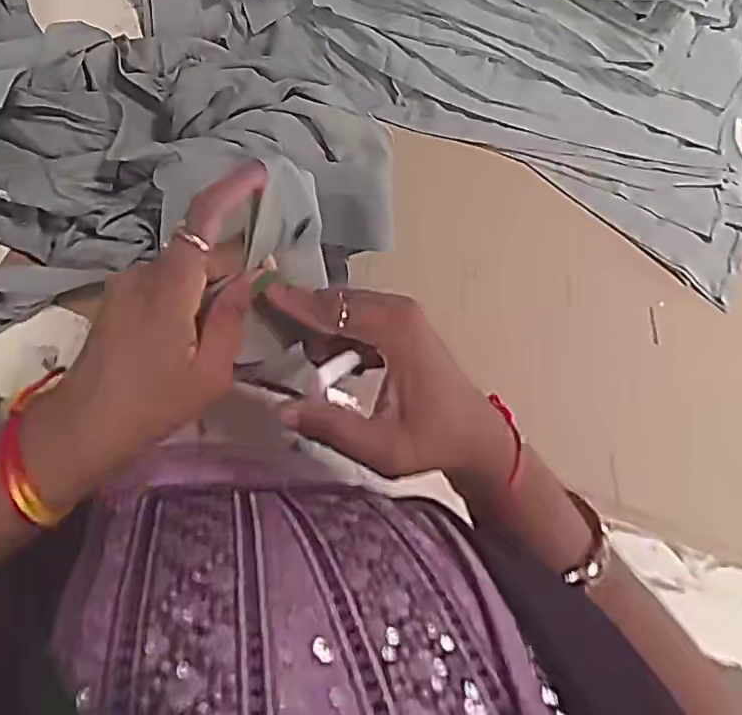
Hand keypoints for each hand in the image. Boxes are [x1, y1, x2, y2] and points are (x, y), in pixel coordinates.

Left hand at [23, 160, 267, 500]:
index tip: (258, 173)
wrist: (80, 426)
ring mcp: (126, 283)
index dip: (231, 190)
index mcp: (169, 287)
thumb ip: (231, 318)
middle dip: (231, 262)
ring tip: (220, 327)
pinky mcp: (118, 297)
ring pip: (182, 267)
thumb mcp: (208, 373)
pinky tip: (192, 332)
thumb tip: (252, 277)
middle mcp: (144, 272)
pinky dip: (186, 294)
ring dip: (207, 283)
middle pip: (198, 248)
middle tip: (257, 293)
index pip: (201, 221)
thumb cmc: (150, 405)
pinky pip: (164, 282)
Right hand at [259, 282, 517, 494]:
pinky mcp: (402, 321)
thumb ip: (331, 428)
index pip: (334, 309)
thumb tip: (283, 410)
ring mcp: (402, 313)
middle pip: (336, 301)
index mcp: (396, 331)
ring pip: (344, 306)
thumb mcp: (381, 447)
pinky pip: (357, 315)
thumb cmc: (434, 441)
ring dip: (319, 324)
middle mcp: (399, 311)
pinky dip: (336, 330)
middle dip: (302, 311)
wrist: (476, 436)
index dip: (296, 303)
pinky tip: (329, 359)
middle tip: (267, 326)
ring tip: (300, 355)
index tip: (265, 293)